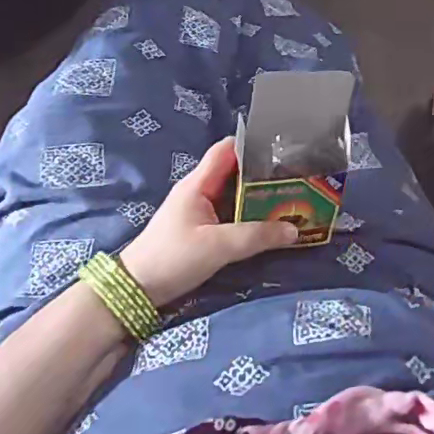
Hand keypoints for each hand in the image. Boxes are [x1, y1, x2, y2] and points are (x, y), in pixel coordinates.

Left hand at [118, 137, 298, 306]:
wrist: (137, 289)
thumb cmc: (173, 258)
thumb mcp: (218, 246)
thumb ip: (257, 236)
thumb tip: (294, 230)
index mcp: (198, 184)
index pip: (226, 149)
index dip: (253, 144)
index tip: (282, 149)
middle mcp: (198, 191)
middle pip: (234, 172)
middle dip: (263, 173)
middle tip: (296, 178)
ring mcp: (198, 211)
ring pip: (233, 195)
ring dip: (258, 197)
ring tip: (290, 198)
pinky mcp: (199, 230)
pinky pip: (229, 214)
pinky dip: (248, 215)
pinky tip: (268, 222)